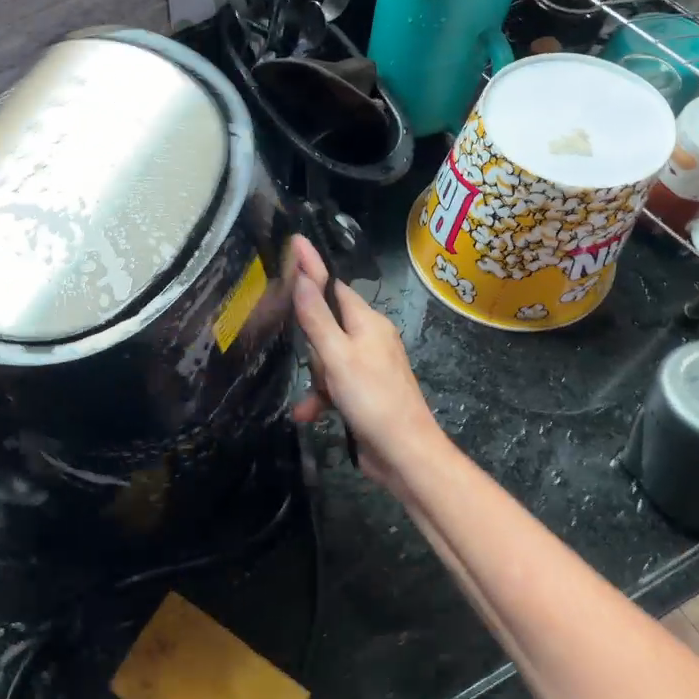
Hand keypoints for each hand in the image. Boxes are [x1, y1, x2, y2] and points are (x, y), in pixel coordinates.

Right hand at [287, 235, 440, 493]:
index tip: (293, 243)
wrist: (405, 455)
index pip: (334, 286)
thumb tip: (302, 275)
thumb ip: (316, 317)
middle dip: (311, 345)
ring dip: (316, 378)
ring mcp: (368, 367)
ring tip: (318, 397)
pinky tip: (308, 415)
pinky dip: (320, 398)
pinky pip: (333, 385)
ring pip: (326, 358)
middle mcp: (370, 339)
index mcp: (368, 323)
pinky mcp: (363, 393)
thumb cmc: (373, 399)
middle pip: (326, 324)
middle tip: (314, 363)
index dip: (311, 269)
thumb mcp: (337, 356)